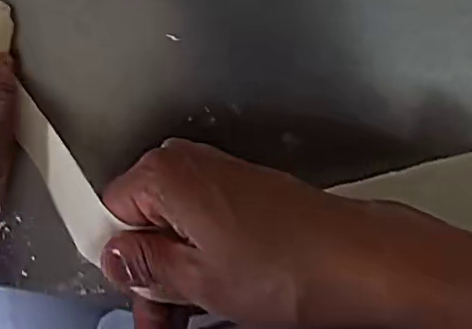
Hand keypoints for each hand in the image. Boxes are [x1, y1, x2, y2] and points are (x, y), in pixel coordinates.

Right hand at [99, 139, 430, 327]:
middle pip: (141, 214)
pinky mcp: (237, 183)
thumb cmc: (290, 266)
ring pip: (172, 219)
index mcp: (162, 172)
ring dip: (177, 264)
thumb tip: (118, 258)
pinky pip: (200, 213)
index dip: (121, 259)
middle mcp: (182, 159)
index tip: (134, 293)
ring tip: (201, 310)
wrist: (360, 262)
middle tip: (165, 318)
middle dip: (150, 268)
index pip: (110, 210)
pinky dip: (202, 249)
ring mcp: (212, 169)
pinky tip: (222, 285)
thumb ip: (147, 267)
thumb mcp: (201, 282)